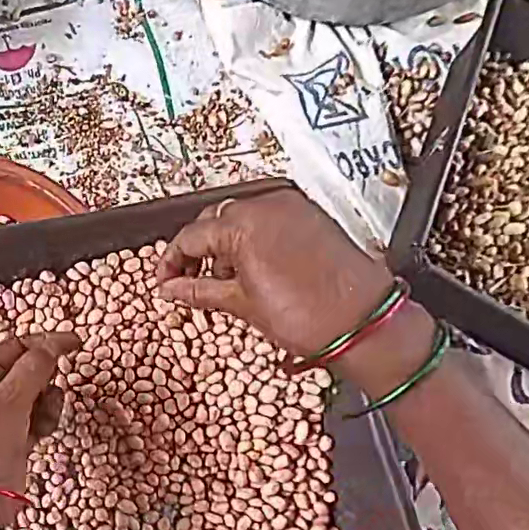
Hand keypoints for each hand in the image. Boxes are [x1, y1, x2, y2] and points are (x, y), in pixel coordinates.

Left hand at [0, 333, 81, 520]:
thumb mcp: (10, 400)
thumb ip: (34, 368)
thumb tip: (53, 344)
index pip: (16, 346)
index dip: (45, 343)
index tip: (76, 343)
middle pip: (30, 370)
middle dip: (46, 380)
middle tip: (47, 393)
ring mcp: (3, 415)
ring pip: (39, 395)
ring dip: (48, 403)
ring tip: (41, 420)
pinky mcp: (15, 437)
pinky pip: (38, 418)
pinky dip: (44, 422)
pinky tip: (41, 433)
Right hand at [154, 189, 396, 357]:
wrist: (364, 322)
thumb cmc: (310, 316)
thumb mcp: (240, 303)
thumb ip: (198, 289)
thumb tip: (171, 288)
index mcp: (243, 224)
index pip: (189, 237)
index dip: (170, 262)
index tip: (164, 281)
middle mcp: (267, 206)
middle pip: (212, 222)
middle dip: (195, 252)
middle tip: (185, 280)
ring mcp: (291, 208)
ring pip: (238, 219)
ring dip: (222, 246)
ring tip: (221, 280)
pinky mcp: (309, 216)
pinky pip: (265, 220)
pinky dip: (250, 240)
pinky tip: (249, 269)